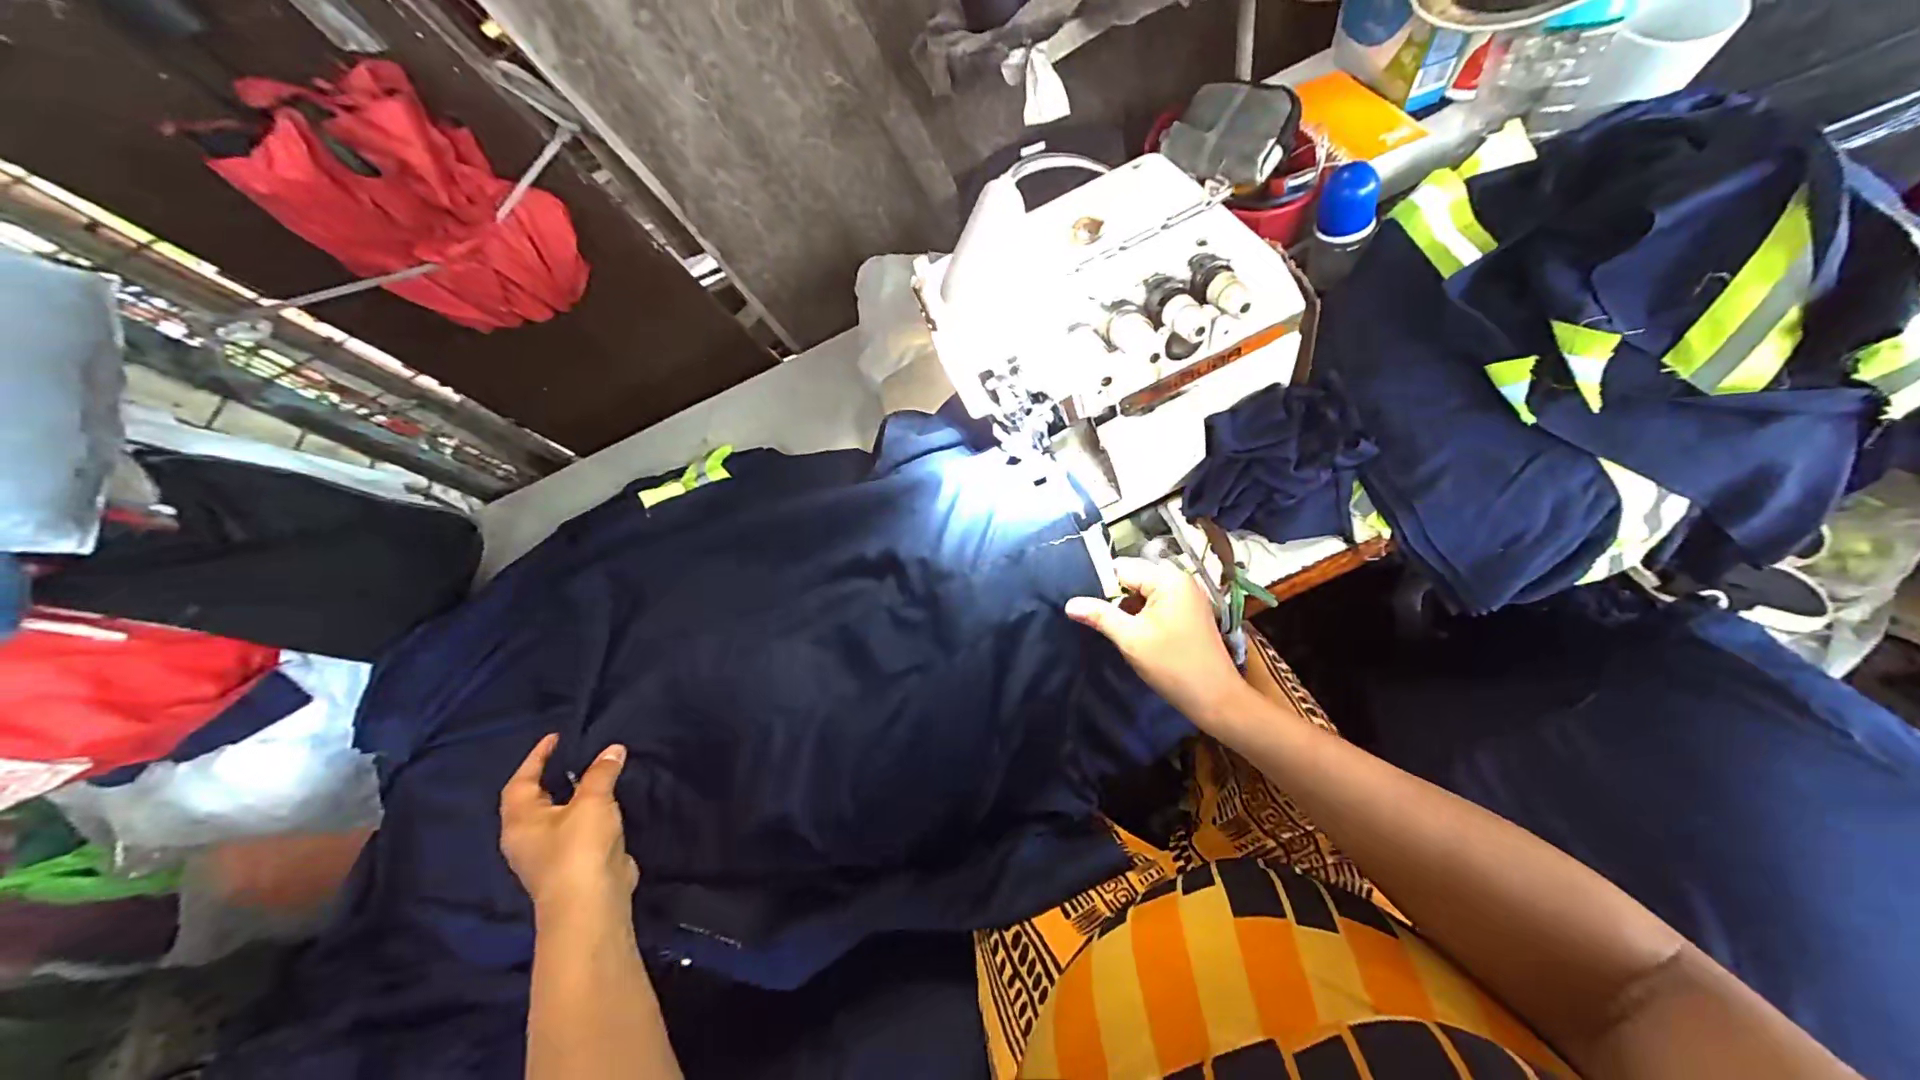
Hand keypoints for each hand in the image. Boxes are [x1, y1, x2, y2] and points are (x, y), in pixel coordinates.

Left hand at [500, 734, 639, 912]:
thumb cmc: (579, 847)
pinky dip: (588, 815)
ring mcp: (548, 855)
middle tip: (575, 754)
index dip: (536, 757)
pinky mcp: (571, 866)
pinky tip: (606, 807)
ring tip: (594, 775)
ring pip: (556, 817)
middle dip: (551, 777)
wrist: (590, 903)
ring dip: (572, 797)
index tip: (555, 737)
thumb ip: (602, 772)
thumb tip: (613, 749)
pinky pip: (576, 831)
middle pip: (534, 801)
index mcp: (520, 821)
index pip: (520, 781)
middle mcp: (526, 838)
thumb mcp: (592, 801)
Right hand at [1066, 557, 1253, 734]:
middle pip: (1133, 577)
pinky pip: (1156, 602)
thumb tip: (1070, 603)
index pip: (1121, 568)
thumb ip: (1099, 615)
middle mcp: (1180, 579)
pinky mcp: (1189, 611)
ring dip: (1129, 608)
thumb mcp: (1130, 639)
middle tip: (1104, 623)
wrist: (1215, 698)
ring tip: (1121, 631)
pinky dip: (1143, 615)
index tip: (1092, 610)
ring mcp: (1187, 595)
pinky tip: (1138, 635)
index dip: (1103, 587)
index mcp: (1168, 579)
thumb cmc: (1172, 665)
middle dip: (1116, 597)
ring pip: (1143, 591)